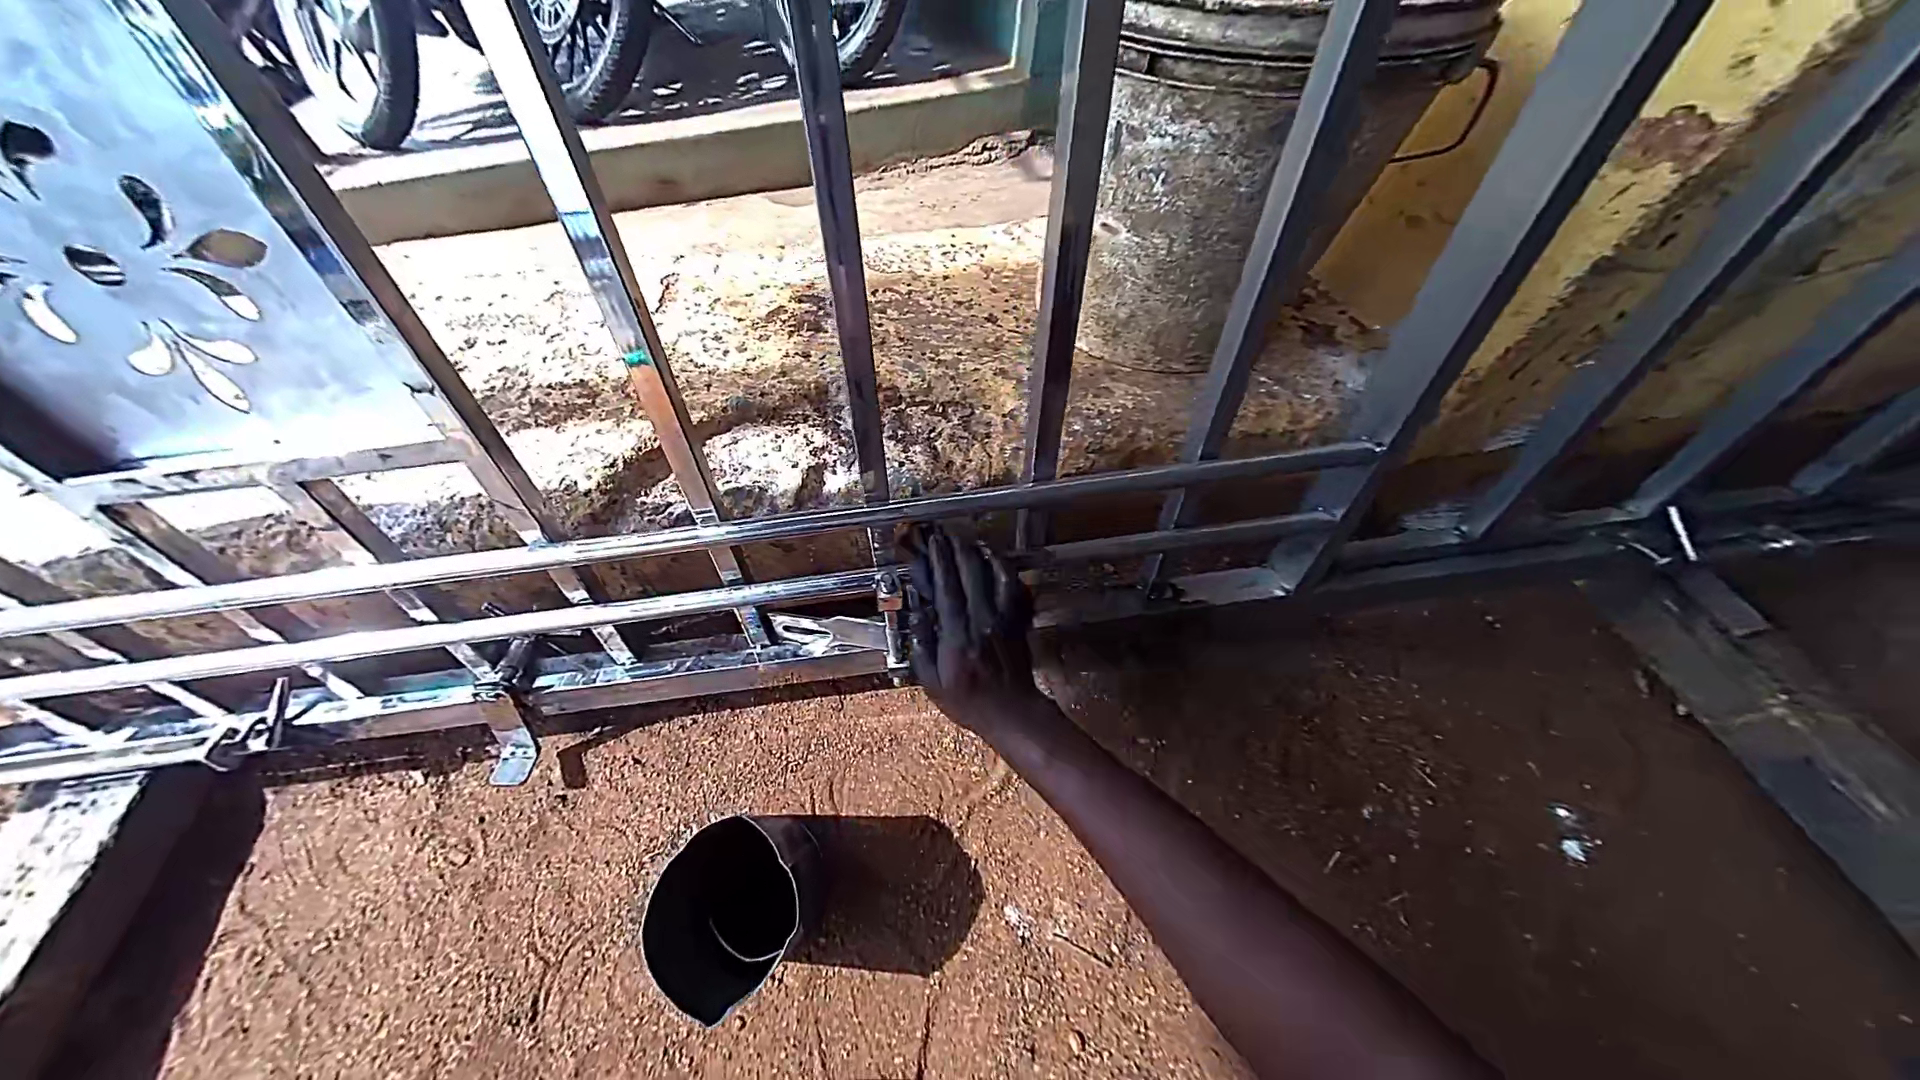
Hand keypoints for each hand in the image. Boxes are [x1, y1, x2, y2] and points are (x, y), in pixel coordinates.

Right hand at [902, 526, 1054, 739]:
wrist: (1012, 713)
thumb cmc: (970, 702)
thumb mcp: (933, 682)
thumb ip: (922, 646)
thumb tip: (919, 614)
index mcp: (958, 636)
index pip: (948, 589)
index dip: (940, 562)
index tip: (933, 543)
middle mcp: (982, 622)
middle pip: (971, 575)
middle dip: (957, 550)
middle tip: (947, 536)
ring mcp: (1004, 620)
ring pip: (996, 577)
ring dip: (982, 556)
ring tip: (971, 543)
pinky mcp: (1017, 623)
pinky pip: (1014, 590)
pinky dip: (1005, 572)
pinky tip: (998, 563)